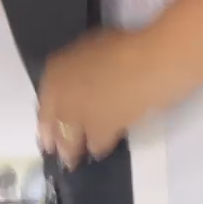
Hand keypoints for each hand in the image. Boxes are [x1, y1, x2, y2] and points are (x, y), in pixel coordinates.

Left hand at [37, 29, 175, 165]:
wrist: (156, 59)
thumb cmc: (132, 44)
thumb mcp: (97, 46)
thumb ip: (85, 64)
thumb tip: (88, 73)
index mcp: (58, 72)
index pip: (46, 101)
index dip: (47, 117)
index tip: (46, 130)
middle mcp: (62, 95)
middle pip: (54, 122)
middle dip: (54, 137)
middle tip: (56, 152)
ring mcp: (83, 112)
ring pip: (71, 136)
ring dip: (72, 148)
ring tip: (74, 159)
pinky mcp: (107, 125)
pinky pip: (98, 140)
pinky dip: (98, 146)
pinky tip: (100, 152)